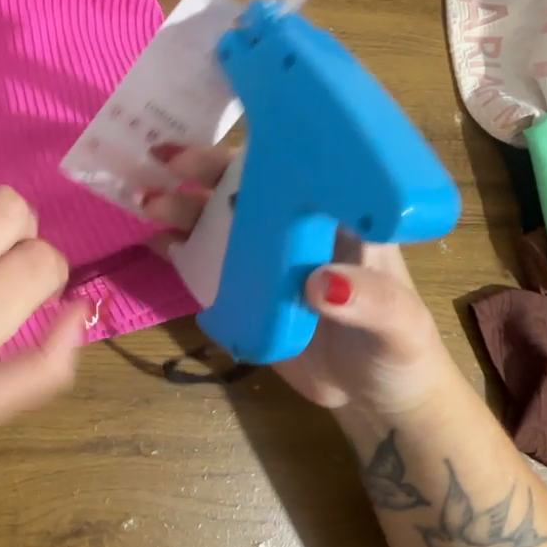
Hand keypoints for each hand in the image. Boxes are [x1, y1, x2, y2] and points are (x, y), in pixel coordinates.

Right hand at [143, 145, 456, 415]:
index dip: (252, 151)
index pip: (292, 168)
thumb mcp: (398, 324)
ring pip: (216, 220)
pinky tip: (152, 240)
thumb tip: (319, 284)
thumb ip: (369, 301)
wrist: (373, 401)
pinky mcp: (241, 293)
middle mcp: (294, 227)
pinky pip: (203, 264)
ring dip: (181, 206)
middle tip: (161, 163)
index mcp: (335, 217)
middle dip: (202, 170)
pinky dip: (176, 249)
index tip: (221, 145)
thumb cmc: (400, 351)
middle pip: (242, 186)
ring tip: (147, 202)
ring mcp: (264, 259)